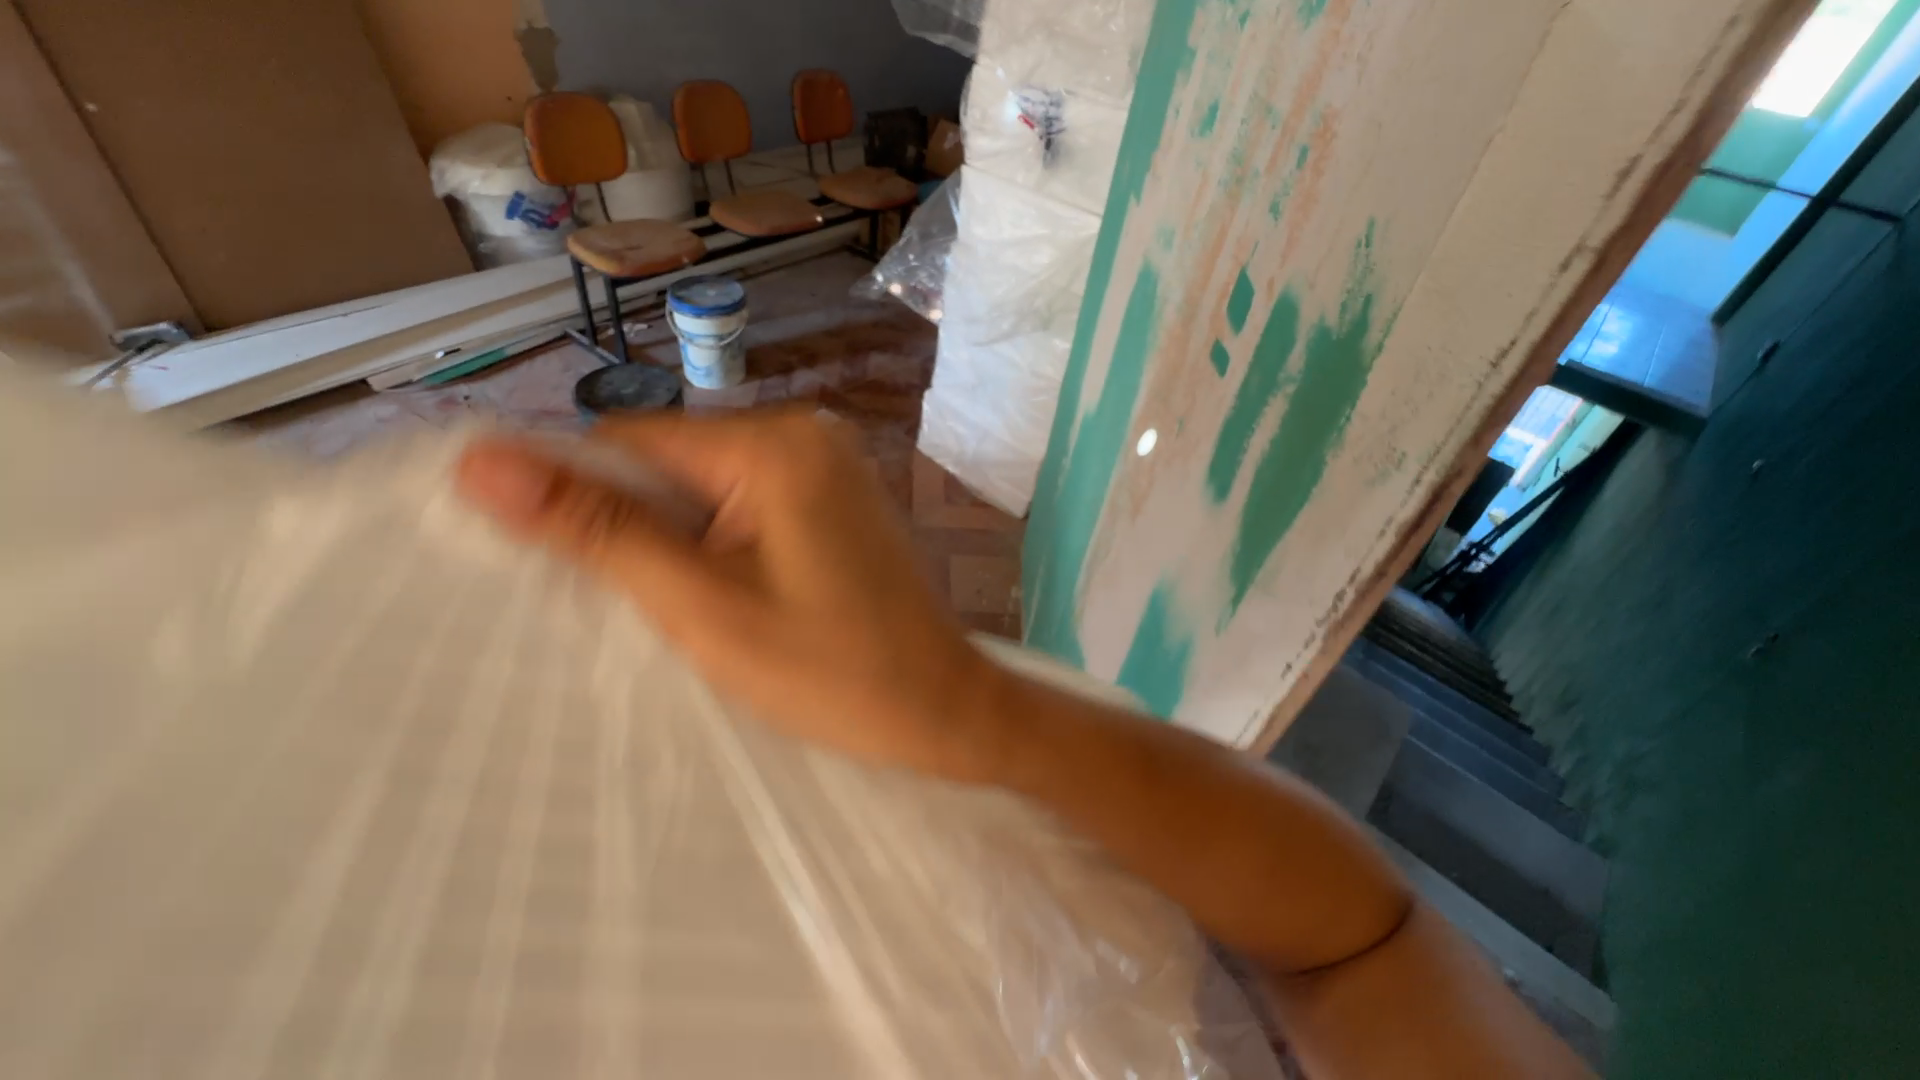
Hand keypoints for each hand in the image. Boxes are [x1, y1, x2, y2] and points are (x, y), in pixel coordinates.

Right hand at [454, 411, 1005, 778]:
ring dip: (676, 542)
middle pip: (671, 462)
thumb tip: (481, 460)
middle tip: (639, 604)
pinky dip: (719, 545)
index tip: (566, 570)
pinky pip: (748, 505)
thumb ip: (598, 531)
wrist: (944, 712)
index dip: (581, 497)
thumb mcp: (701, 607)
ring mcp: (828, 464)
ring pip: (705, 487)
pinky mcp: (837, 499)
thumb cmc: (830, 673)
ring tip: (686, 610)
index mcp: (774, 444)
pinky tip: (724, 597)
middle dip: (637, 527)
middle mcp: (804, 432)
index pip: (630, 442)